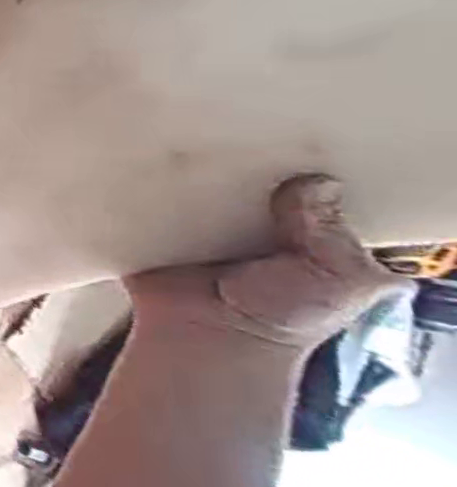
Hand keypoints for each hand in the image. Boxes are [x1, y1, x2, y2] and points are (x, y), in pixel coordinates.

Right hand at [124, 174, 410, 348]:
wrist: (205, 336)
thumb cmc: (282, 316)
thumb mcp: (338, 279)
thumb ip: (331, 235)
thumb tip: (316, 183)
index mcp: (310, 229)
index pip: (317, 186)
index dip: (312, 170)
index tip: (302, 154)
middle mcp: (258, 220)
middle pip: (255, 177)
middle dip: (250, 166)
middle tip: (241, 150)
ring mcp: (203, 222)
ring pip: (200, 185)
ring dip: (194, 175)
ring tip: (192, 157)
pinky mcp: (158, 226)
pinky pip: (150, 200)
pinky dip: (148, 191)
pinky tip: (151, 177)